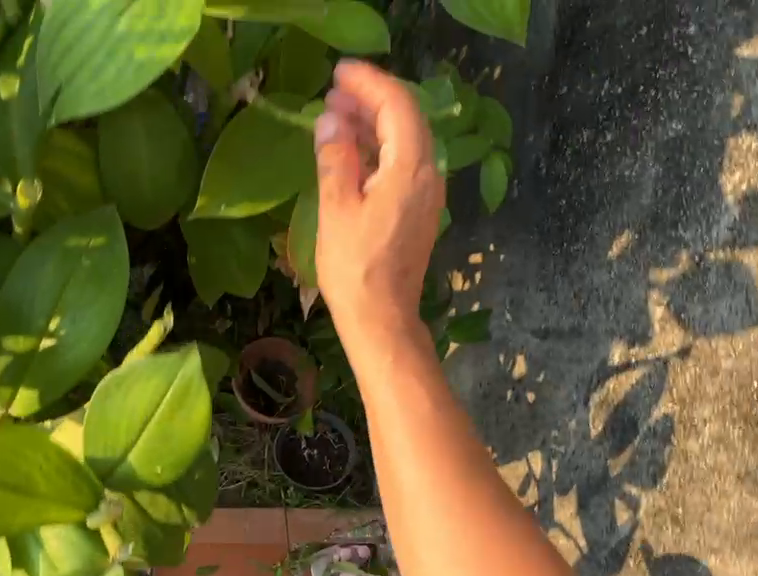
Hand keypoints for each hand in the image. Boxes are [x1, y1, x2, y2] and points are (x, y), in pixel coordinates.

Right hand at [313, 60, 444, 349]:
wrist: (381, 320)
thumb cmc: (355, 269)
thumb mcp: (336, 210)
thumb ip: (335, 159)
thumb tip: (330, 122)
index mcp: (410, 168)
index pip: (396, 105)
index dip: (368, 83)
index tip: (338, 74)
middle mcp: (428, 175)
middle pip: (406, 119)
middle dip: (370, 102)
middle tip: (332, 96)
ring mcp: (427, 196)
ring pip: (405, 143)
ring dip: (374, 127)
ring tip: (337, 122)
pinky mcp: (419, 214)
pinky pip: (403, 167)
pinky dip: (380, 153)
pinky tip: (354, 158)